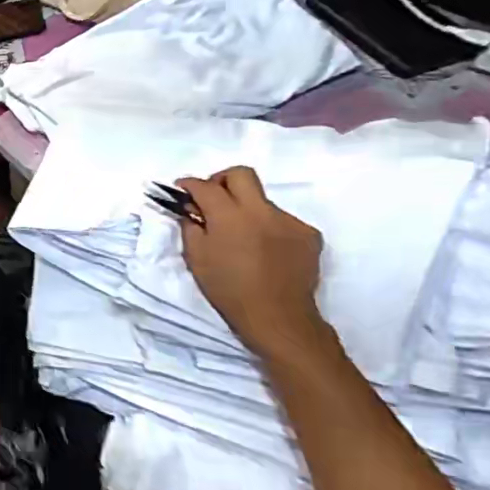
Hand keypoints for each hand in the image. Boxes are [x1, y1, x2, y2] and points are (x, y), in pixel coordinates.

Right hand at [176, 167, 332, 359]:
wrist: (276, 315)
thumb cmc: (227, 288)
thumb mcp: (196, 257)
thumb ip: (191, 226)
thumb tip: (191, 210)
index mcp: (229, 216)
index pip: (206, 186)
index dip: (189, 184)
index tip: (181, 188)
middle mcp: (261, 211)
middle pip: (241, 175)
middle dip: (221, 180)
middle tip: (211, 198)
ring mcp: (289, 221)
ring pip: (261, 201)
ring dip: (245, 209)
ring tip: (239, 236)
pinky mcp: (308, 234)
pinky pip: (281, 220)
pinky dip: (267, 227)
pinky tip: (262, 249)